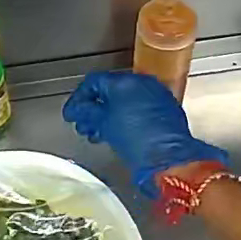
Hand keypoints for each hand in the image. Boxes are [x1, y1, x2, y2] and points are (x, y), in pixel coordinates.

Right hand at [62, 71, 227, 198]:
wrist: (169, 158)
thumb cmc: (136, 139)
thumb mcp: (102, 123)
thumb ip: (86, 113)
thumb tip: (78, 110)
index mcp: (124, 81)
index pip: (93, 82)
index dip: (78, 99)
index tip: (72, 114)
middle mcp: (142, 83)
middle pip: (110, 90)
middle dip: (94, 108)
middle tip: (84, 125)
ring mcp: (156, 95)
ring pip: (126, 100)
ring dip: (109, 115)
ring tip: (99, 133)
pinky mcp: (167, 110)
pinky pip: (140, 109)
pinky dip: (127, 119)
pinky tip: (119, 135)